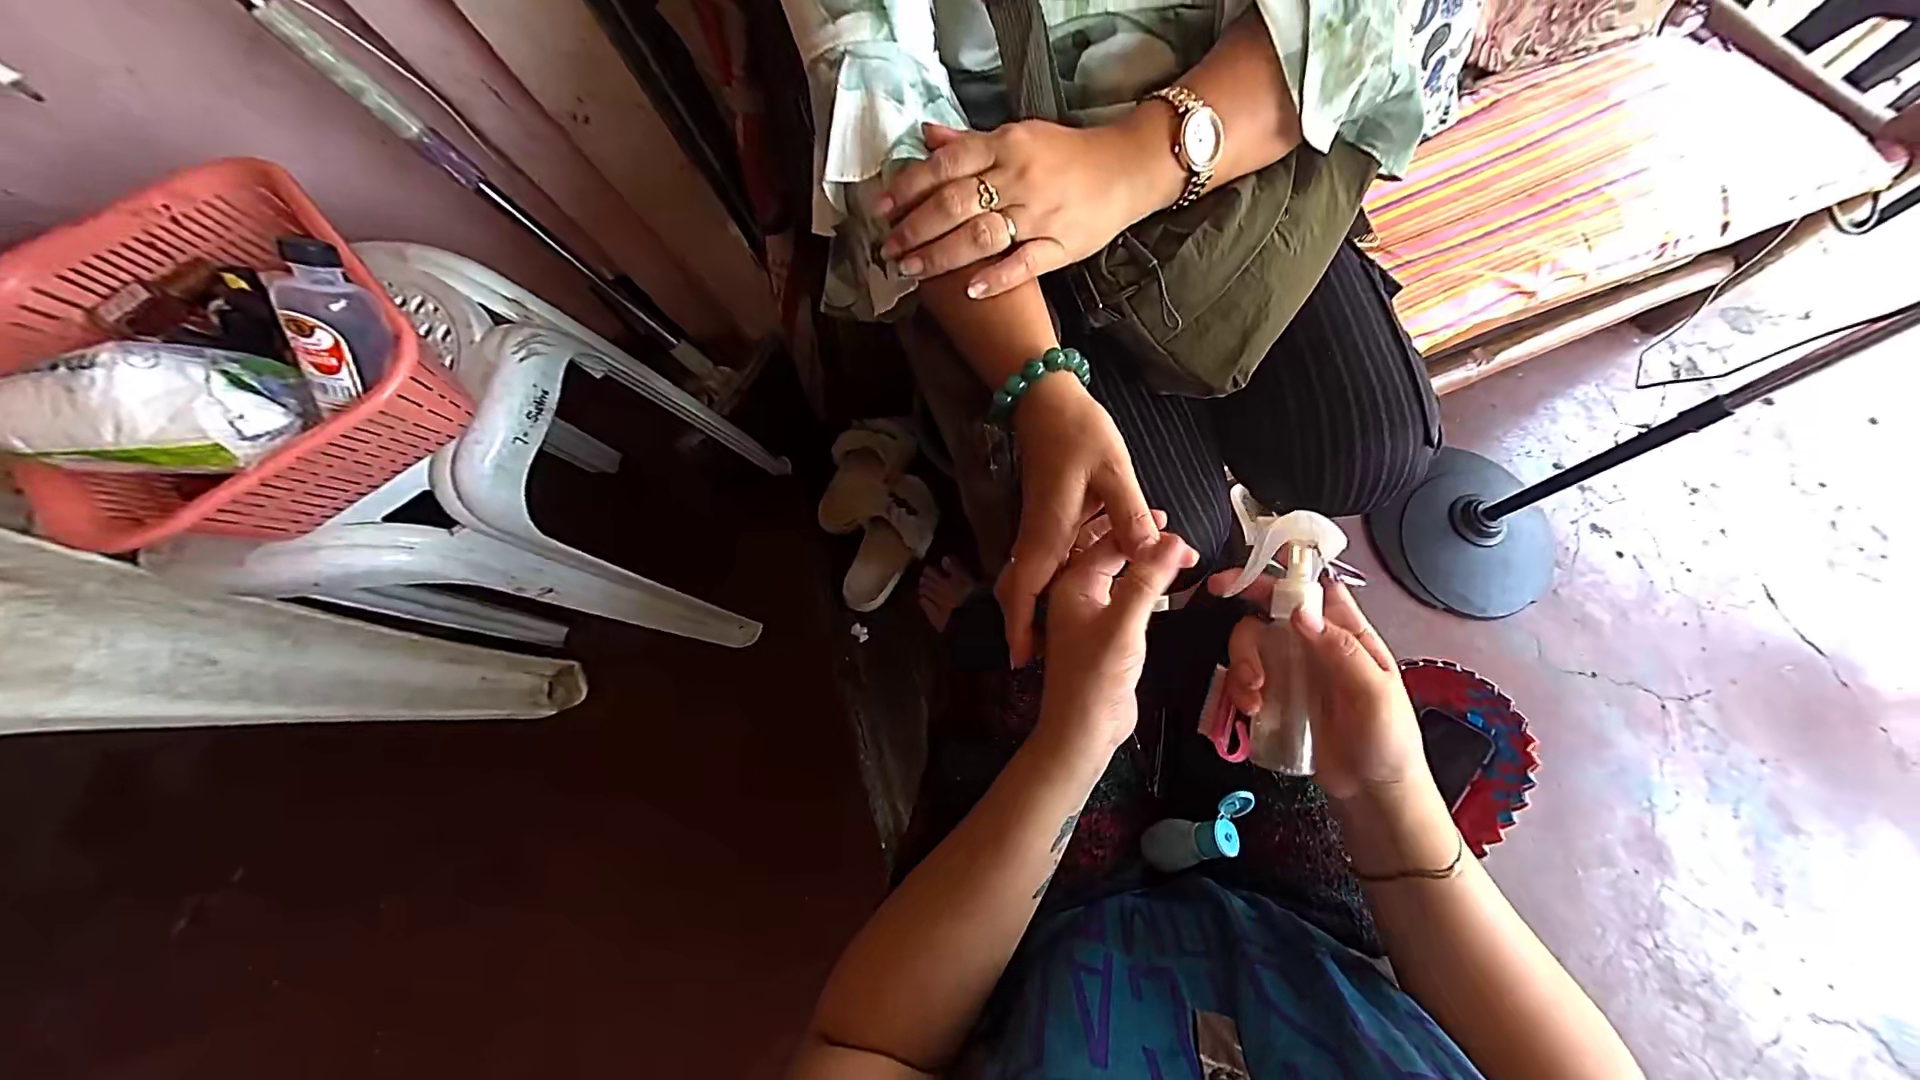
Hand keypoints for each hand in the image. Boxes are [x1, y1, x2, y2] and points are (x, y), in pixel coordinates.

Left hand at [878, 116, 1178, 297]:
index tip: (882, 208)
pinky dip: (996, 278)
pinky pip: (1024, 264)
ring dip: (942, 255)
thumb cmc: (1066, 156)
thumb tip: (926, 137)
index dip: (909, 188)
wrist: (1126, 169)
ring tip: (912, 270)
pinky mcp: (1060, 246)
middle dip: (916, 228)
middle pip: (956, 204)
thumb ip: (970, 142)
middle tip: (889, 249)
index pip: (946, 166)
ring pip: (982, 236)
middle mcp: (1018, 178)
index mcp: (1006, 146)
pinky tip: (970, 291)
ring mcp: (1039, 215)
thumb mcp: (1018, 137)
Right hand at [996, 374, 1158, 666]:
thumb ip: (1132, 517)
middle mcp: (1037, 537)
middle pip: (1022, 590)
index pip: (1025, 588)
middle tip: (1042, 655)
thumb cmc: (1079, 432)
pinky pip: (1050, 559)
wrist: (1047, 401)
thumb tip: (1152, 558)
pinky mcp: (1047, 519)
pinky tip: (1094, 581)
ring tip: (1063, 628)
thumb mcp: (1114, 472)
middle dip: (1028, 625)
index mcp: (1050, 532)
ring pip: (1036, 577)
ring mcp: (1039, 528)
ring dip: (1047, 604)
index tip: (1021, 659)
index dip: (1019, 625)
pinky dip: (1065, 577)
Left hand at [1039, 529, 1197, 749]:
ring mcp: (1087, 612)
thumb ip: (1147, 581)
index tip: (1177, 530)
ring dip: (1144, 563)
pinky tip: (1158, 583)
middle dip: (1143, 542)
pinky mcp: (1101, 630)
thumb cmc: (1094, 679)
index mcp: (1071, 584)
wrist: (1082, 729)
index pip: (1109, 543)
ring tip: (1175, 554)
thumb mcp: (1124, 625)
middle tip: (1180, 538)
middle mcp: (1075, 593)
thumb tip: (1172, 541)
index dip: (1143, 533)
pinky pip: (1122, 595)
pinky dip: (1141, 585)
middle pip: (1110, 554)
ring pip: (1117, 574)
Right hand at [1206, 569, 1431, 802]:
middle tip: (1240, 645)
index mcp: (1346, 633)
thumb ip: (1341, 650)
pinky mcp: (1273, 694)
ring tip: (1254, 695)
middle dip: (1245, 624)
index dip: (1278, 575)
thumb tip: (1301, 612)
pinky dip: (1238, 689)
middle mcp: (1312, 644)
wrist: (1372, 792)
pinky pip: (1243, 678)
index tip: (1242, 579)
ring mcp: (1290, 669)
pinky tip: (1252, 710)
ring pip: (1248, 643)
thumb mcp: (1375, 694)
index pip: (1310, 589)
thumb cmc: (1388, 741)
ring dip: (1241, 664)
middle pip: (1265, 613)